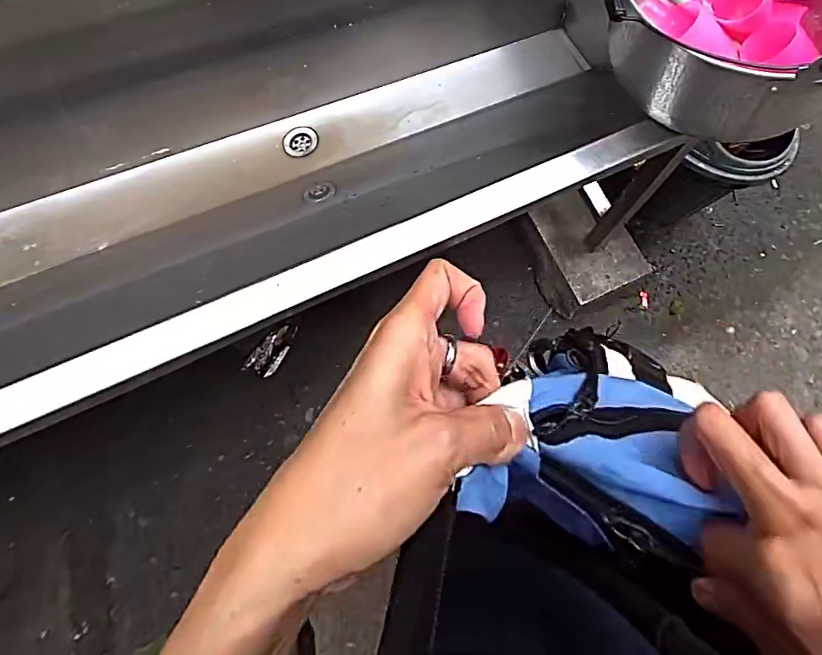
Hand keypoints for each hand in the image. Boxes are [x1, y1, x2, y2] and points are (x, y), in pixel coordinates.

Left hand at [165, 260, 526, 654]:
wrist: (304, 539)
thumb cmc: (343, 487)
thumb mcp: (441, 449)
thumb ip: (494, 428)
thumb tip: (517, 421)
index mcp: (401, 340)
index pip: (441, 281)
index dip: (473, 295)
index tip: (488, 332)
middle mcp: (398, 362)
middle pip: (464, 346)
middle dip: (489, 383)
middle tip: (498, 422)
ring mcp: (399, 398)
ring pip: (459, 388)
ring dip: (479, 420)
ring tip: (480, 454)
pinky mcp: (399, 431)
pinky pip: (445, 420)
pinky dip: (464, 440)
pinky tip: (464, 469)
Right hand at [681, 393, 821, 654]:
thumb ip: (746, 615)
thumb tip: (710, 589)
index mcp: (775, 562)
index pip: (706, 533)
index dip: (704, 548)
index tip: (719, 565)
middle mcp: (795, 509)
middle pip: (716, 428)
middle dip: (694, 440)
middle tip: (702, 470)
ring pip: (770, 409)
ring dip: (750, 426)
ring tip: (751, 455)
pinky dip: (804, 436)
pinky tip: (805, 465)